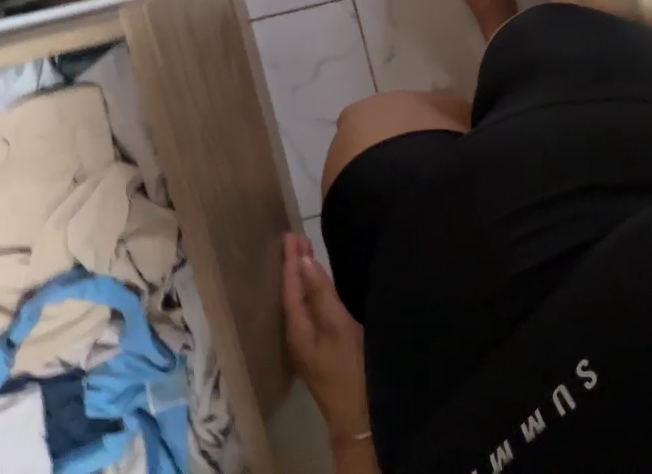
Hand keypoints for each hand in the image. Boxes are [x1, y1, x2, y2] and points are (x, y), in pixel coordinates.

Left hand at [281, 232, 370, 440]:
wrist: (360, 416)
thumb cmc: (350, 368)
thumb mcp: (337, 328)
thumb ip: (321, 295)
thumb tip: (303, 262)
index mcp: (298, 330)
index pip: (290, 289)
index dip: (291, 262)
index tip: (291, 235)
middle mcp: (298, 336)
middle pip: (292, 295)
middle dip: (294, 267)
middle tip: (297, 238)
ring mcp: (310, 345)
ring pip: (301, 303)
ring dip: (303, 278)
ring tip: (306, 255)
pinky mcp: (322, 349)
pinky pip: (310, 311)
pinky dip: (313, 292)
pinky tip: (321, 287)